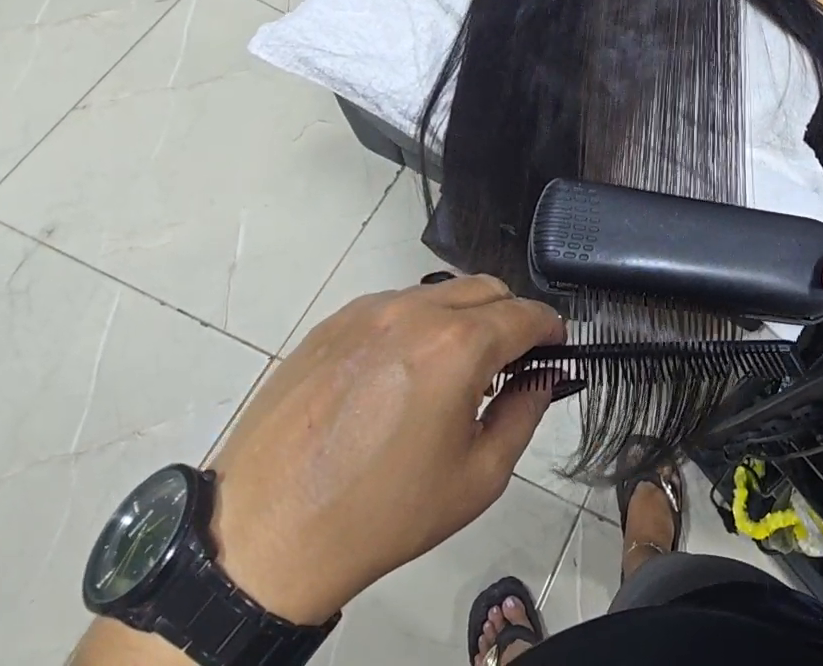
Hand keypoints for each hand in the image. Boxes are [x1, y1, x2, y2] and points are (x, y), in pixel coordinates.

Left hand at [207, 276, 565, 623]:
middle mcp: (414, 312)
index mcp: (458, 346)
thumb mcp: (478, 477)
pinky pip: (393, 307)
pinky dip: (416, 327)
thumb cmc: (384, 513)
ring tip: (449, 376)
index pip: (527, 313)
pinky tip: (399, 378)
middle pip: (487, 289)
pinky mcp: (330, 325)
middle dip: (510, 319)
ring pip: (438, 294)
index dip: (552, 330)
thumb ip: (524, 413)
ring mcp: (365, 312)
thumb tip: (542, 378)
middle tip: (507, 367)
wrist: (268, 533)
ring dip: (463, 320)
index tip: (555, 351)